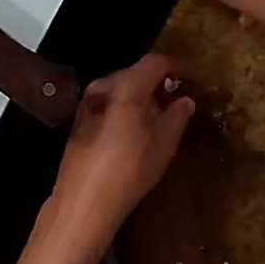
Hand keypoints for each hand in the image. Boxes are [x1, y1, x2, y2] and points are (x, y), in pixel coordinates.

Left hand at [46, 54, 195, 245]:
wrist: (84, 201)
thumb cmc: (130, 170)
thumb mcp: (164, 144)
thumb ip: (177, 117)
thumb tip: (184, 101)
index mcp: (126, 87)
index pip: (154, 63)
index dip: (173, 66)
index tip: (187, 76)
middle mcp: (102, 88)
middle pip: (133, 74)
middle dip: (154, 84)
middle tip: (173, 101)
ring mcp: (86, 104)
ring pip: (118, 90)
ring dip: (137, 98)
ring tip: (155, 120)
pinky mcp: (78, 122)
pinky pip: (106, 105)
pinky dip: (121, 110)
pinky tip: (130, 133)